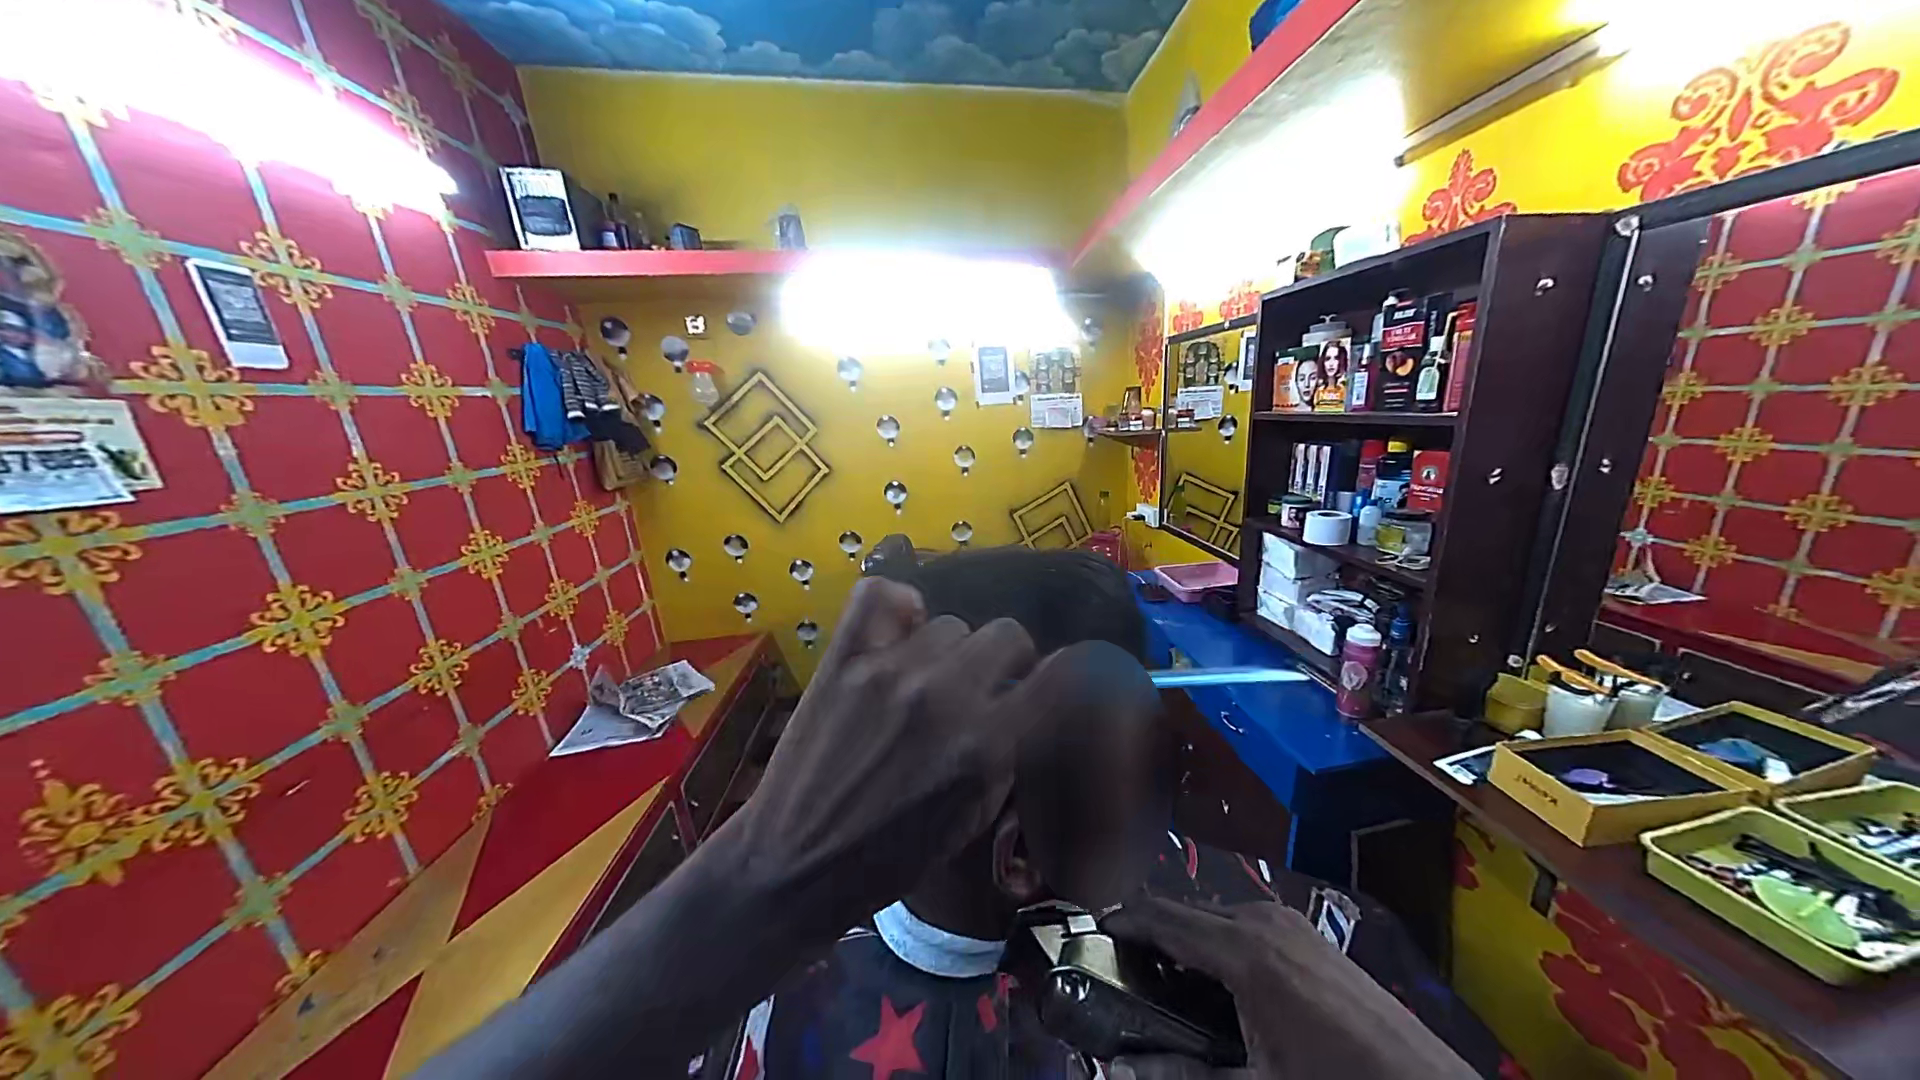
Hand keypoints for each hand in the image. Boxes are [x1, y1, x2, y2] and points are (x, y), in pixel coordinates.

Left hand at [712, 577, 1046, 938]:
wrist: (798, 862)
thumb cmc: (893, 854)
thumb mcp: (974, 817)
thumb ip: (1006, 752)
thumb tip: (1021, 701)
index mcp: (985, 743)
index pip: (1053, 678)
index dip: (1057, 677)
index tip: (1040, 683)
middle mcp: (945, 695)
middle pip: (1006, 633)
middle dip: (1006, 659)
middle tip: (983, 682)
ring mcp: (891, 671)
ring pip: (949, 622)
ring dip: (949, 650)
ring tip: (927, 676)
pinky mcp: (843, 660)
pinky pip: (879, 595)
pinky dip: (897, 604)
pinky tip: (900, 630)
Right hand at [1103, 897, 1477, 1079]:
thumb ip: (1183, 1076)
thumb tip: (1120, 1069)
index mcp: (1244, 951)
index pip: (1163, 917)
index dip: (1123, 920)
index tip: (1093, 932)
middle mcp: (1261, 919)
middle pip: (1186, 911)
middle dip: (1152, 931)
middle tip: (1126, 965)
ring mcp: (1288, 921)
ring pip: (1215, 914)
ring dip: (1187, 936)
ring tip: (1171, 976)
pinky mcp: (1307, 931)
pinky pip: (1245, 922)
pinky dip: (1220, 939)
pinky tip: (1225, 981)